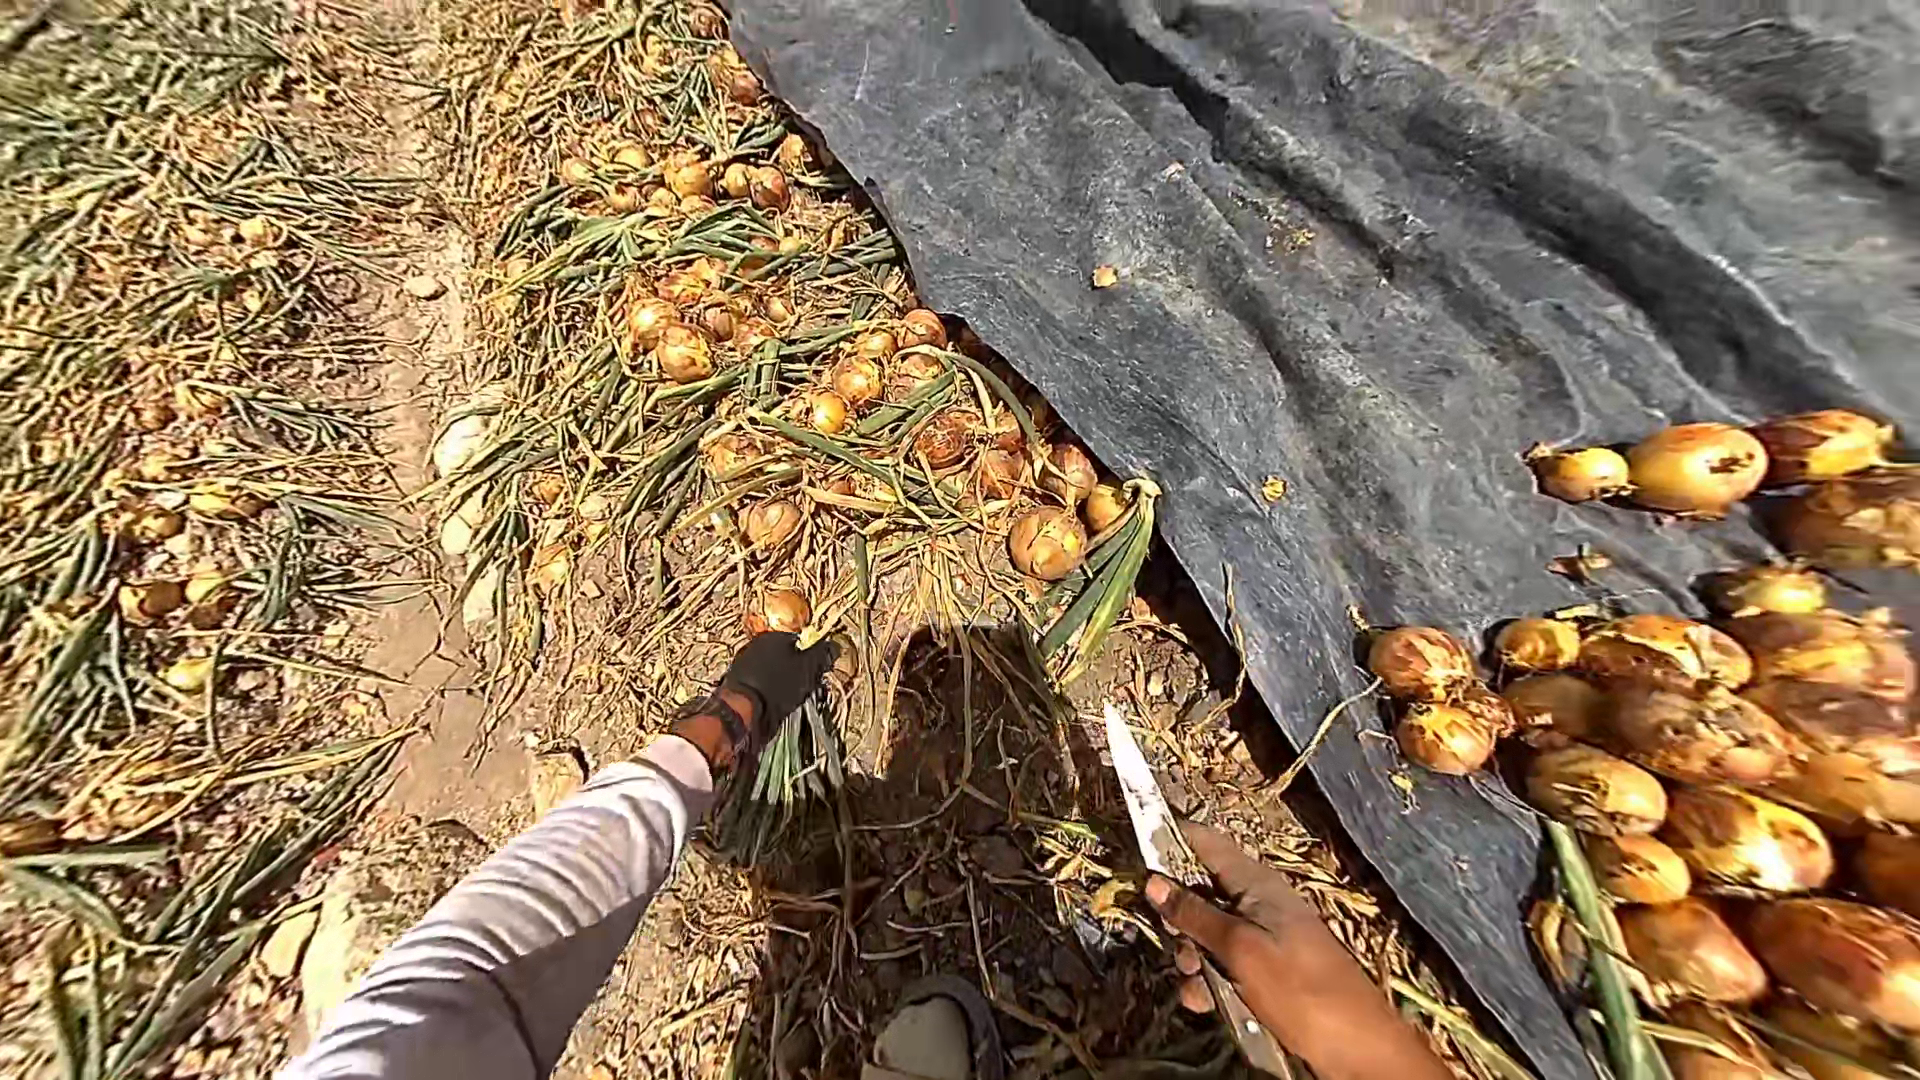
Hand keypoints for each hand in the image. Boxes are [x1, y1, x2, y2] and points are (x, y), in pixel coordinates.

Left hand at [671, 632, 836, 773]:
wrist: (742, 713)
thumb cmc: (777, 685)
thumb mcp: (809, 668)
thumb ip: (823, 654)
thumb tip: (835, 645)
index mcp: (773, 636)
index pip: (800, 640)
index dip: (813, 655)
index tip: (819, 669)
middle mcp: (756, 646)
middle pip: (785, 655)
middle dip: (797, 668)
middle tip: (808, 684)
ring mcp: (744, 666)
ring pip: (773, 670)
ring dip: (783, 682)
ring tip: (793, 698)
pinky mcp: (738, 686)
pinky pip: (762, 685)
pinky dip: (770, 693)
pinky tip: (777, 704)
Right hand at [1146, 823, 1451, 1079]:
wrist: (1366, 1059)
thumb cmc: (1302, 991)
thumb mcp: (1240, 950)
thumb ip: (1194, 914)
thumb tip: (1152, 880)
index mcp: (1254, 881)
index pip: (1203, 840)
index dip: (1169, 835)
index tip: (1136, 844)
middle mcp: (1256, 900)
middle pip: (1198, 888)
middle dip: (1178, 915)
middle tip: (1174, 942)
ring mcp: (1262, 935)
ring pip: (1207, 929)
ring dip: (1192, 954)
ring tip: (1195, 983)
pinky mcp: (1266, 969)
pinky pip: (1224, 961)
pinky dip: (1210, 978)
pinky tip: (1204, 1002)